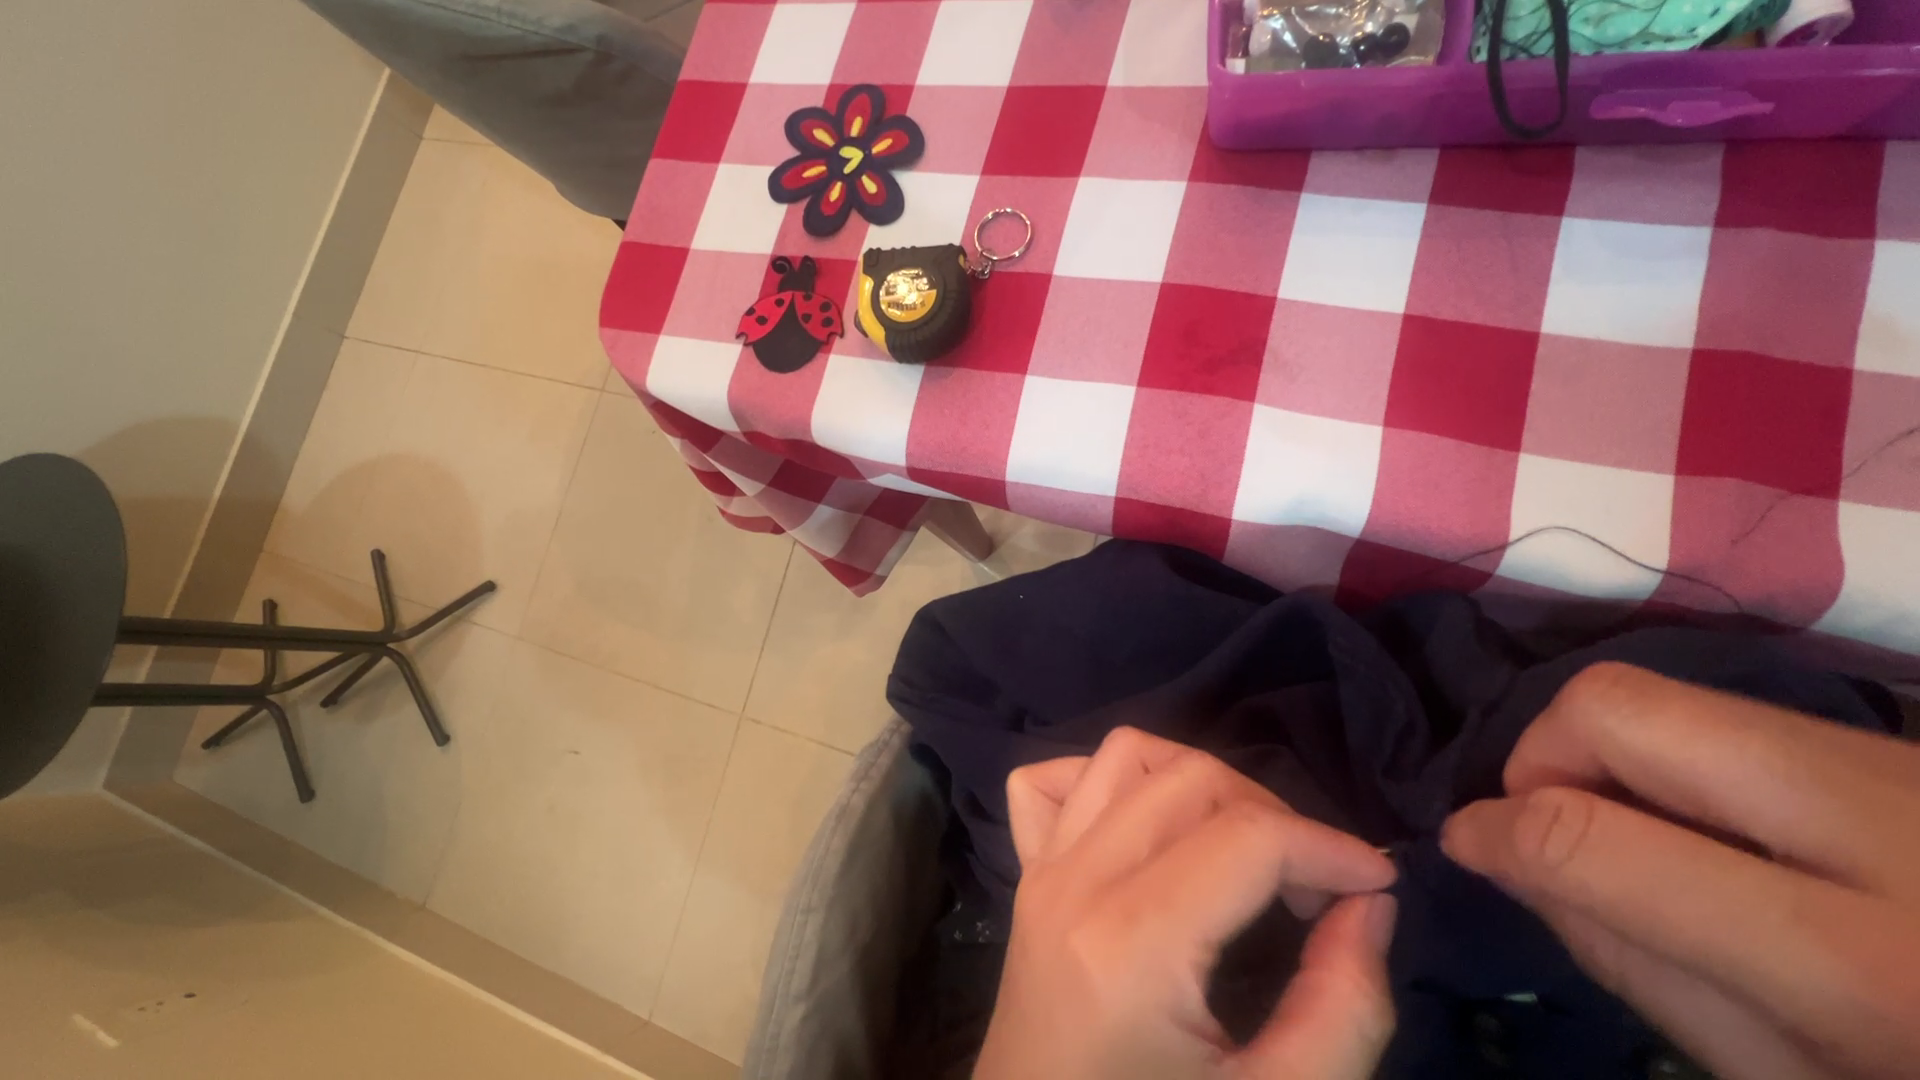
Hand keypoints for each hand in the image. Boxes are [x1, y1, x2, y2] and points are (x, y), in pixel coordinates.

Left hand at [973, 727, 1398, 1079]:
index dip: (1331, 848)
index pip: (1247, 837)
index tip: (1377, 885)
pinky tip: (1147, 827)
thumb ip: (1342, 1010)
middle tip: (1314, 885)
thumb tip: (1370, 902)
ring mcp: (1040, 872)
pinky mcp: (1024, 877)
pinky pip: (1050, 782)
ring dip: (1199, 780)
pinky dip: (1106, 782)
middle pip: (1190, 779)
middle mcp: (1076, 884)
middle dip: (1274, 814)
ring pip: (1125, 757)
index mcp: (1133, 946)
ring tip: (1243, 847)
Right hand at [1443, 663, 1919, 1079]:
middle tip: (1549, 818)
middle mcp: (1885, 826)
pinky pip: (1731, 714)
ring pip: (1670, 694)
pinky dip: (1674, 756)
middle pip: (1619, 707)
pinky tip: (1715, 824)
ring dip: (1606, 752)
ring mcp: (1906, 764)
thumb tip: (1508, 858)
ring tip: (1635, 825)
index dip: (1495, 830)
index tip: (1465, 841)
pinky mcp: (1907, 740)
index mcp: (1861, 964)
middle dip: (1542, 752)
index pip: (1593, 839)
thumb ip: (1630, 963)